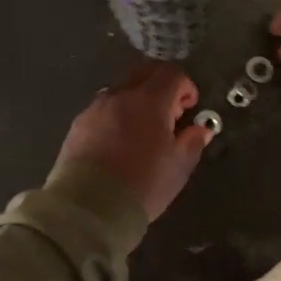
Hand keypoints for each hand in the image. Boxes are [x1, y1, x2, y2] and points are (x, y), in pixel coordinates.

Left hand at [53, 61, 214, 220]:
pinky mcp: (78, 124)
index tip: (189, 108)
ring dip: (136, 100)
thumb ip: (193, 141)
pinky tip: (118, 141)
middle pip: (144, 72)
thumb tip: (201, 128)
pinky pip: (103, 108)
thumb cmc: (143, 185)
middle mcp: (120, 95)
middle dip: (161, 86)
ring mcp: (95, 108)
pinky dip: (116, 114)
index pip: (172, 74)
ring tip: (141, 130)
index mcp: (149, 101)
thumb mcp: (179, 167)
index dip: (186, 86)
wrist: (89, 207)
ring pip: (121, 89)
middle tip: (168, 113)